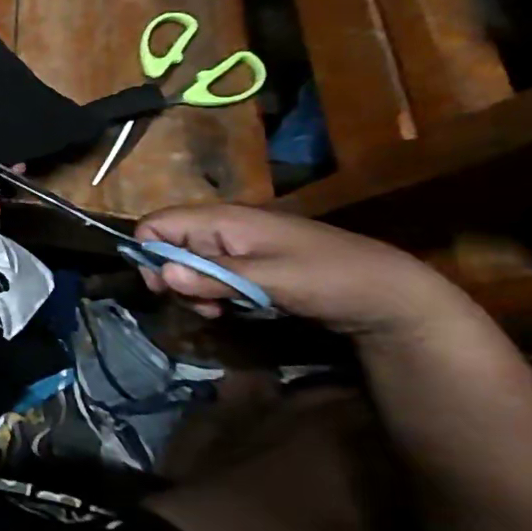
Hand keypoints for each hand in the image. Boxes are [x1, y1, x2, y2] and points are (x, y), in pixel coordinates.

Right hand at [134, 204, 478, 334]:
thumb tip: (160, 273)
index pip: (159, 223)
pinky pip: (212, 277)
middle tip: (198, 304)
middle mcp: (223, 228)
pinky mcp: (248, 267)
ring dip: (193, 290)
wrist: (383, 292)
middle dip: (173, 277)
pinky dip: (212, 294)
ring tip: (217, 311)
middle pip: (170, 245)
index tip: (162, 287)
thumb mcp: (268, 280)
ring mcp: (236, 248)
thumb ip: (214, 277)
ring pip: (188, 264)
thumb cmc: (326, 277)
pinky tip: (230, 309)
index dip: (149, 252)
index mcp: (223, 219)